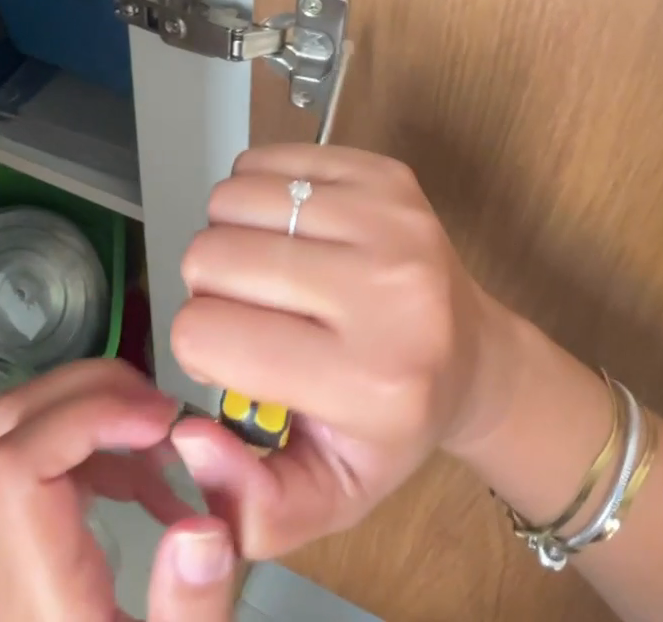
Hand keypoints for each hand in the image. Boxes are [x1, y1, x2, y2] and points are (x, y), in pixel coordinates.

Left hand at [0, 360, 241, 621]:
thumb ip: (192, 610)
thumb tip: (204, 523)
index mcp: (36, 586)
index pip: (20, 462)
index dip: (86, 417)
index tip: (165, 420)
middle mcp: (9, 550)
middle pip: (14, 424)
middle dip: (92, 392)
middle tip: (170, 417)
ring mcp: (16, 540)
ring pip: (30, 428)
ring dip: (101, 411)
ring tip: (173, 443)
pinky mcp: (34, 540)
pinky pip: (55, 458)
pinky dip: (107, 445)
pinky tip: (162, 484)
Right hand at [167, 144, 521, 558]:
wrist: (478, 359)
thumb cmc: (392, 427)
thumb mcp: (328, 494)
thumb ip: (249, 502)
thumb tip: (184, 434)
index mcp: (366, 380)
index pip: (204, 333)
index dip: (199, 346)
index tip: (233, 356)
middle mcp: (384, 290)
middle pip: (208, 257)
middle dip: (208, 288)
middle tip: (249, 311)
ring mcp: (388, 218)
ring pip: (227, 201)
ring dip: (228, 236)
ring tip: (267, 270)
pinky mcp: (384, 174)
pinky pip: (260, 161)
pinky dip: (255, 196)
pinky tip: (286, 231)